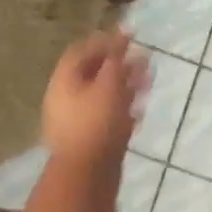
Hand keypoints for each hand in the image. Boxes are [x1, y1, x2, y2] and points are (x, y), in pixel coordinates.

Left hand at [43, 31, 149, 167]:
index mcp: (64, 81)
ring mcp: (77, 119)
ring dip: (126, 85)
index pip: (82, 51)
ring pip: (103, 94)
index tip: (130, 36)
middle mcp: (66, 97)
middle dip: (121, 64)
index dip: (105, 40)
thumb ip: (116, 59)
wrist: (87, 174)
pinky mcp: (90, 137)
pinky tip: (139, 110)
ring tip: (148, 83)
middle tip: (145, 60)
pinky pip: (107, 115)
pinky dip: (123, 108)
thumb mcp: (109, 84)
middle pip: (94, 72)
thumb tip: (121, 36)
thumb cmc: (97, 123)